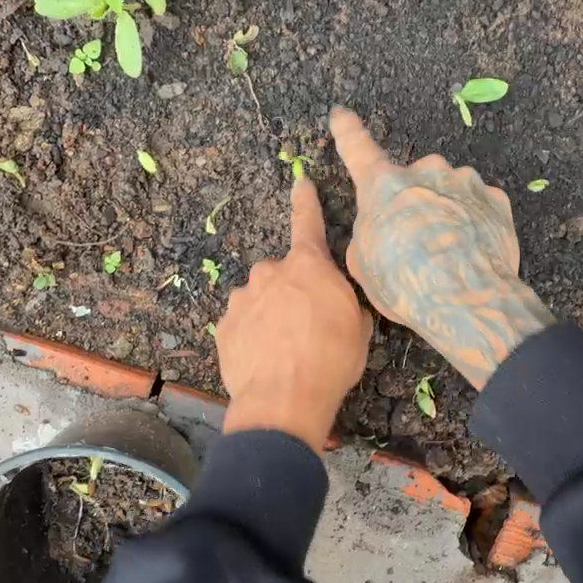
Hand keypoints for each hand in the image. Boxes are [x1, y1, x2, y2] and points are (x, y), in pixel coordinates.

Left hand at [216, 176, 373, 451]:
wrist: (283, 401)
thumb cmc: (331, 360)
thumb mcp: (358, 329)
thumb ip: (347, 303)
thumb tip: (340, 302)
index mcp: (308, 266)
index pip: (307, 222)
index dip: (305, 201)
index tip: (300, 181)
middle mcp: (270, 273)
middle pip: (284, 275)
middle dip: (293, 293)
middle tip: (308, 329)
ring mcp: (242, 299)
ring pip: (260, 300)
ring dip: (271, 317)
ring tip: (286, 352)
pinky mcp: (224, 327)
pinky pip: (243, 325)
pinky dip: (253, 337)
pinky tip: (265, 362)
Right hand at [329, 106, 553, 388]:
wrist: (468, 299)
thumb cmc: (405, 284)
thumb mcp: (362, 263)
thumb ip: (368, 231)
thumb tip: (381, 226)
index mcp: (383, 185)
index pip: (357, 148)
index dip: (346, 130)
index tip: (341, 115)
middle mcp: (424, 170)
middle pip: (410, 180)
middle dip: (409, 202)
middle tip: (412, 241)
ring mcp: (463, 180)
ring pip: (446, 190)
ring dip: (442, 211)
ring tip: (446, 251)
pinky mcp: (495, 198)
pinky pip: (476, 204)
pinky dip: (470, 221)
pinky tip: (469, 249)